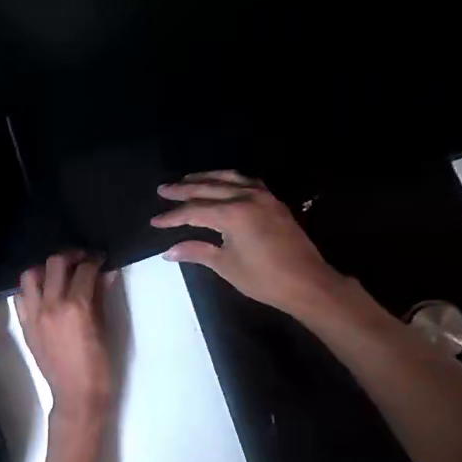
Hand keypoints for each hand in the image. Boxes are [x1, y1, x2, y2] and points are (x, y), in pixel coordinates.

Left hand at [17, 251, 115, 421]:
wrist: (76, 394)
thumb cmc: (98, 365)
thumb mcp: (105, 329)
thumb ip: (101, 298)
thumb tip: (106, 274)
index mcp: (76, 306)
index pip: (84, 270)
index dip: (95, 261)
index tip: (101, 260)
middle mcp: (51, 305)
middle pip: (56, 264)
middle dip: (71, 257)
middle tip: (83, 260)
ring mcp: (34, 315)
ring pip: (31, 275)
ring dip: (46, 269)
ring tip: (60, 274)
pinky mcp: (25, 325)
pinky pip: (22, 297)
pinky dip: (32, 289)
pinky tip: (45, 293)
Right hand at [152, 170, 349, 317]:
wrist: (306, 282)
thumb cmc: (264, 279)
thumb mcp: (226, 266)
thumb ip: (198, 252)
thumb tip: (169, 251)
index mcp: (233, 213)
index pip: (194, 210)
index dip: (173, 216)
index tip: (155, 220)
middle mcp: (247, 196)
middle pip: (208, 188)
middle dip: (183, 189)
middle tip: (162, 189)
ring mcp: (263, 196)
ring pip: (228, 179)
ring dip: (205, 179)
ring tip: (186, 181)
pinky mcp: (273, 201)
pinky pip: (246, 182)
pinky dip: (228, 181)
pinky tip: (220, 185)